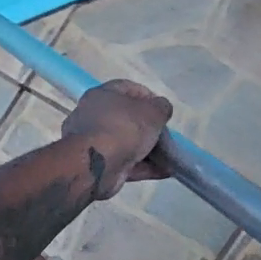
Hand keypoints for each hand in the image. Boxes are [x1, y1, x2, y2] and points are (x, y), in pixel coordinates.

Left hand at [60, 79, 172, 198]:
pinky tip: (164, 171)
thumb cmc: (124, 128)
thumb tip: (159, 109)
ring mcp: (91, 142)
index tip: (162, 109)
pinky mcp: (95, 164)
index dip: (148, 96)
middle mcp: (91, 116)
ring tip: (170, 157)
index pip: (126, 88)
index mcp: (100, 95)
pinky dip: (142, 166)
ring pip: (124, 142)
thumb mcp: (153, 111)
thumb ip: (161, 107)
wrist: (96, 165)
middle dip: (148, 127)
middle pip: (125, 118)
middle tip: (166, 135)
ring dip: (148, 150)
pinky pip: (123, 162)